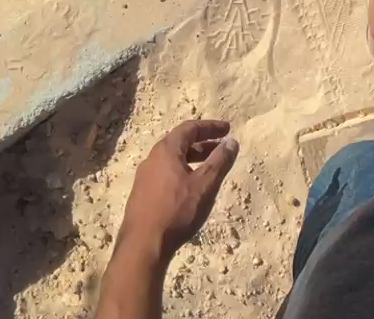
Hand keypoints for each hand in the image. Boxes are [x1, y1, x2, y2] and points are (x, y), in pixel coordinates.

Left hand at [119, 120, 239, 261]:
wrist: (142, 247)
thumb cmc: (177, 211)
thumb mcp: (205, 184)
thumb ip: (220, 161)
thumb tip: (232, 142)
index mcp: (166, 150)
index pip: (190, 128)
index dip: (210, 127)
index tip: (227, 129)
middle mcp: (152, 159)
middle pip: (179, 142)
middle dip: (202, 143)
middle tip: (220, 147)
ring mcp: (144, 178)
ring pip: (171, 160)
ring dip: (192, 159)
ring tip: (208, 168)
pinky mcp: (140, 195)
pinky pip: (164, 174)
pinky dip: (181, 172)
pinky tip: (189, 188)